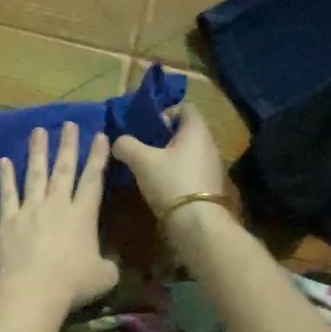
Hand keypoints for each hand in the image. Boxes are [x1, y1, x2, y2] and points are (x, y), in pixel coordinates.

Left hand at [0, 123, 119, 310]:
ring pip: (35, 173)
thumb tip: (110, 262)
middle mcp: (57, 204)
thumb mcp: (104, 276)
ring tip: (39, 131)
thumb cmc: (73, 283)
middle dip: (68, 145)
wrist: (33, 289)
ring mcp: (31, 209)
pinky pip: (7, 193)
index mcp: (83, 215)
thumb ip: (108, 264)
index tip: (100, 136)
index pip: (93, 179)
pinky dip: (5, 176)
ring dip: (38, 151)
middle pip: (63, 169)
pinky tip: (4, 161)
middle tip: (68, 124)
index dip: (97, 157)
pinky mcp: (8, 219)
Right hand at [111, 106, 226, 217]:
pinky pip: (191, 171)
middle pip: (186, 131)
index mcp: (196, 131)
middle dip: (164, 137)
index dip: (166, 112)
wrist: (196, 223)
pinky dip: (176, 173)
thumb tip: (118, 142)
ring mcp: (212, 167)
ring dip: (170, 156)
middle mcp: (209, 144)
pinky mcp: (209, 187)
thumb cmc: (171, 182)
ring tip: (149, 167)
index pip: (186, 108)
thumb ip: (126, 145)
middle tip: (143, 147)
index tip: (148, 127)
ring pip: (188, 152)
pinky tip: (161, 185)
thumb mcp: (141, 161)